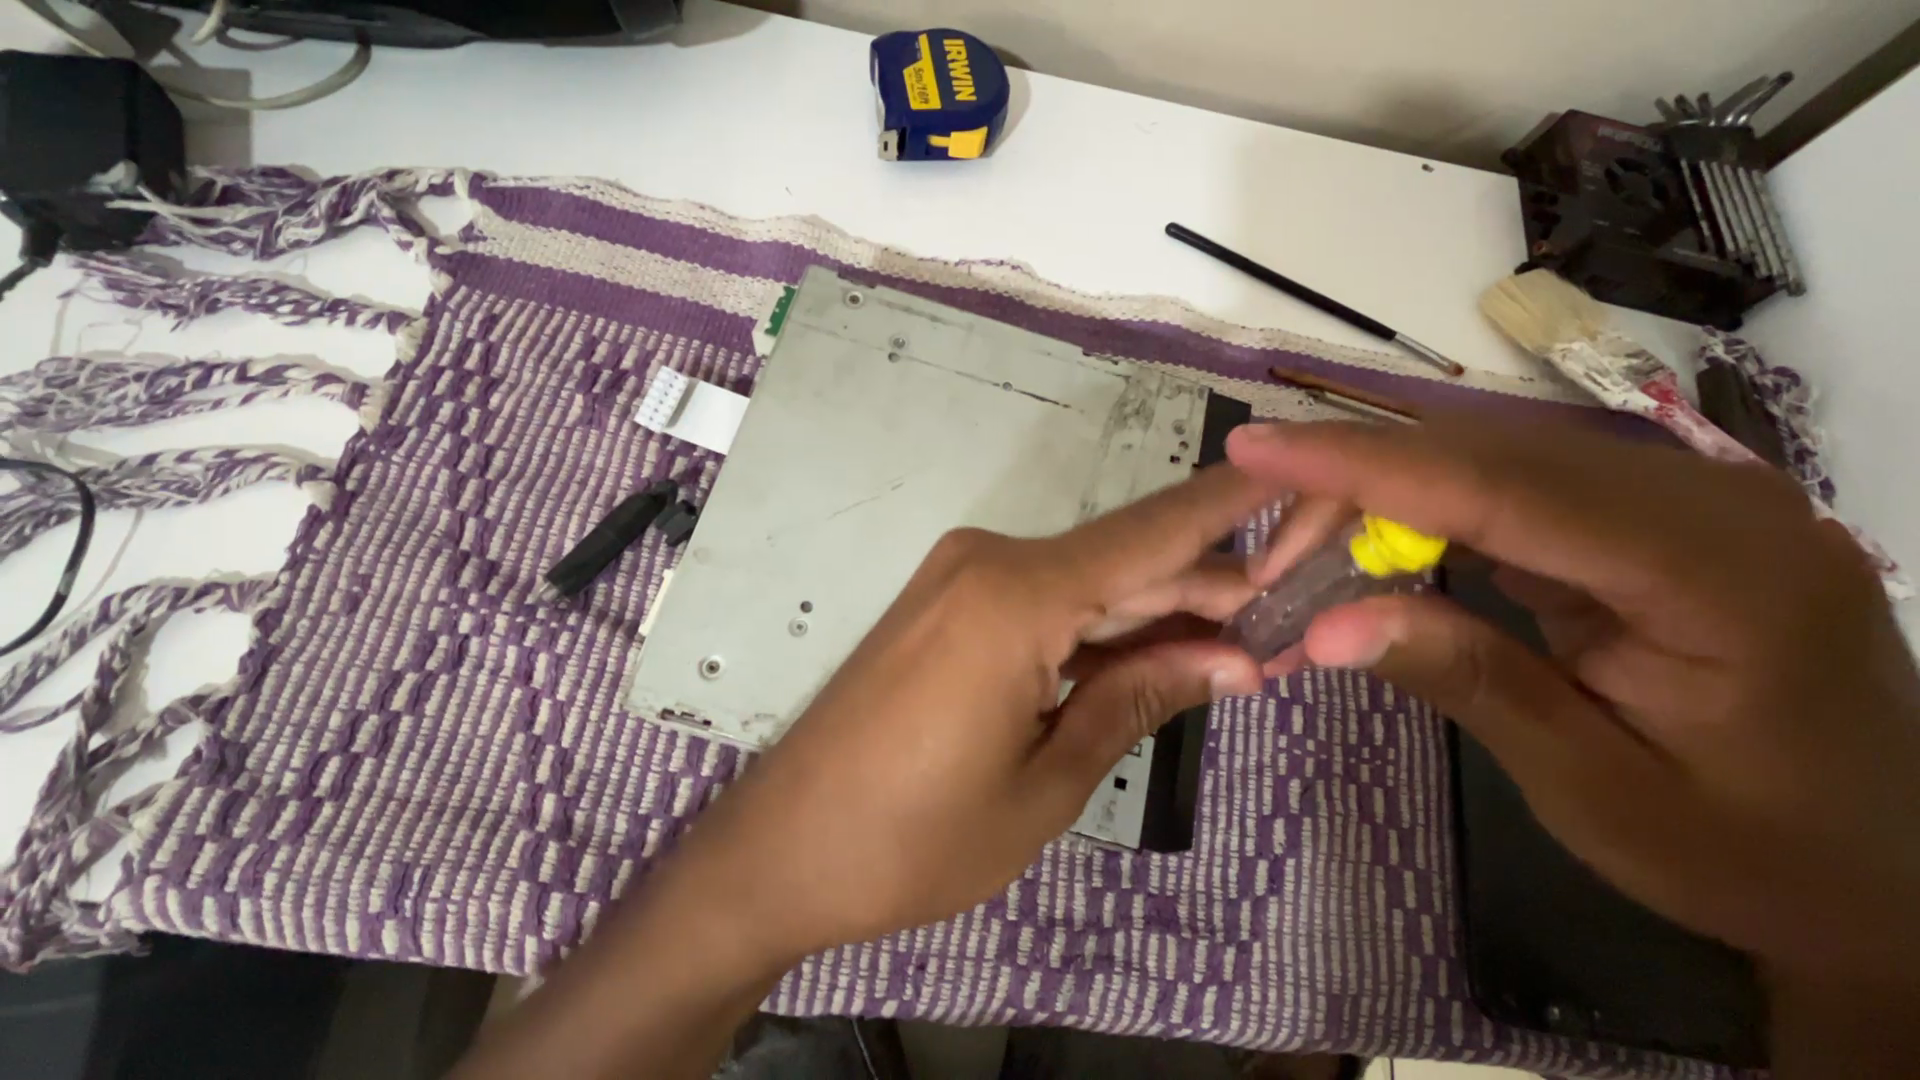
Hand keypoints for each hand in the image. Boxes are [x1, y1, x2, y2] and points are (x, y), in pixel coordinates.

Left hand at [662, 463, 1283, 963]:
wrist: (780, 852)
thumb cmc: (914, 840)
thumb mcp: (1048, 784)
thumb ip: (1137, 699)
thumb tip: (1236, 657)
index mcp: (1018, 596)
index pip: (1154, 533)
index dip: (1235, 502)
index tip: (1305, 467)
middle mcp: (990, 563)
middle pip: (1127, 559)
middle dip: (1210, 585)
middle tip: (1298, 613)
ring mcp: (961, 581)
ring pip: (1087, 582)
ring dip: (1158, 610)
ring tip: (1245, 643)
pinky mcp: (945, 608)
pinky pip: (1043, 602)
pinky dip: (1100, 627)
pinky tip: (1155, 652)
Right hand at [1228, 419, 1919, 985]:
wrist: (1885, 872)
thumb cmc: (1746, 848)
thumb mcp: (1593, 784)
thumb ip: (1467, 680)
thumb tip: (1321, 630)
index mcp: (1719, 572)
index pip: (1504, 488)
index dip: (1367, 465)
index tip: (1256, 448)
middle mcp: (1710, 503)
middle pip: (1489, 455)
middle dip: (1357, 483)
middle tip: (1264, 535)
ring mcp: (1686, 502)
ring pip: (1492, 460)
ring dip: (1385, 495)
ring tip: (1300, 548)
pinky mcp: (1650, 519)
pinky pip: (1515, 491)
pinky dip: (1429, 514)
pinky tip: (1374, 546)